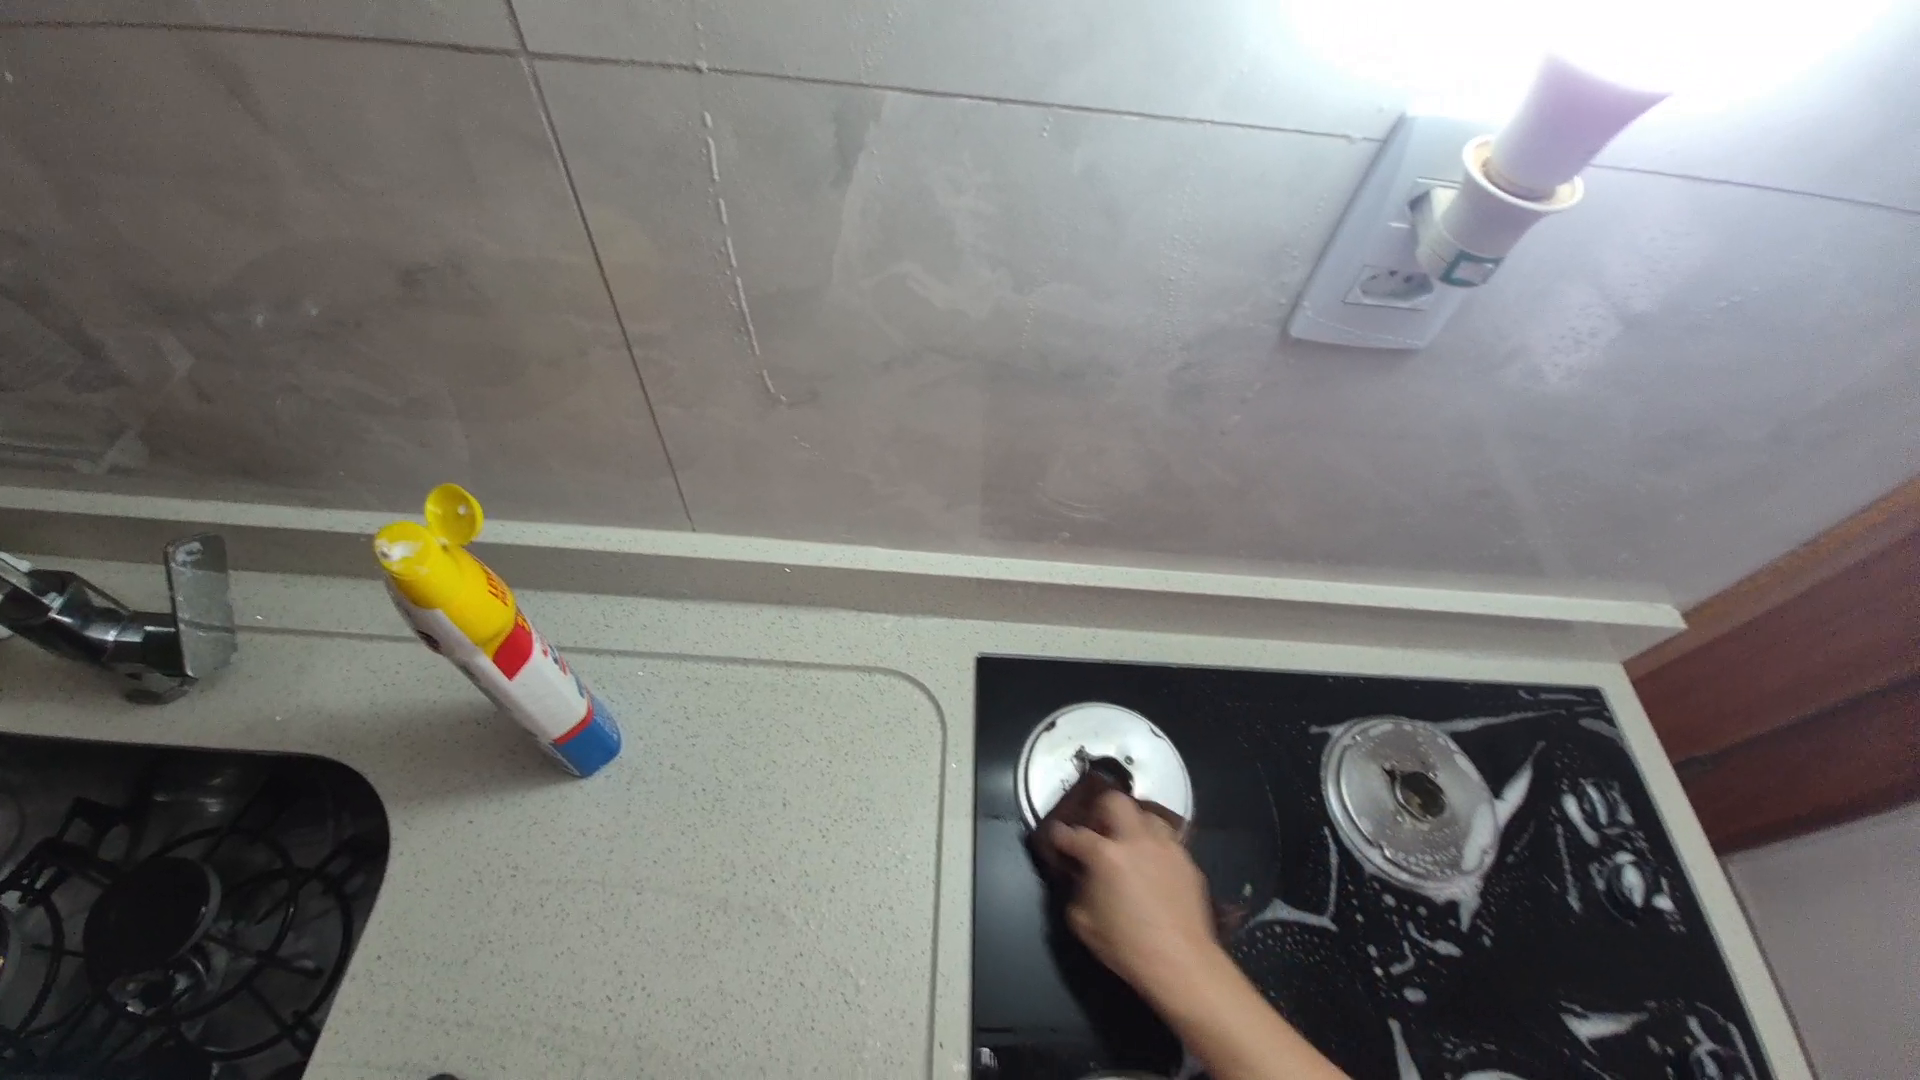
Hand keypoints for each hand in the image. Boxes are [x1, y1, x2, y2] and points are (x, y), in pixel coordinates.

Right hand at [1043, 790, 1219, 1002]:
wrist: (1182, 962)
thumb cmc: (1127, 946)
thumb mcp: (1083, 922)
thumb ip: (1076, 889)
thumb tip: (1081, 877)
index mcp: (1105, 855)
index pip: (1074, 834)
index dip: (1060, 835)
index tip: (1057, 836)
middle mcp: (1136, 841)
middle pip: (1115, 801)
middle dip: (1100, 810)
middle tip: (1096, 828)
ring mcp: (1165, 847)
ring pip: (1146, 814)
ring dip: (1132, 824)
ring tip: (1128, 842)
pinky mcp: (1187, 859)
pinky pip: (1167, 840)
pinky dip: (1154, 845)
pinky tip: (1151, 864)